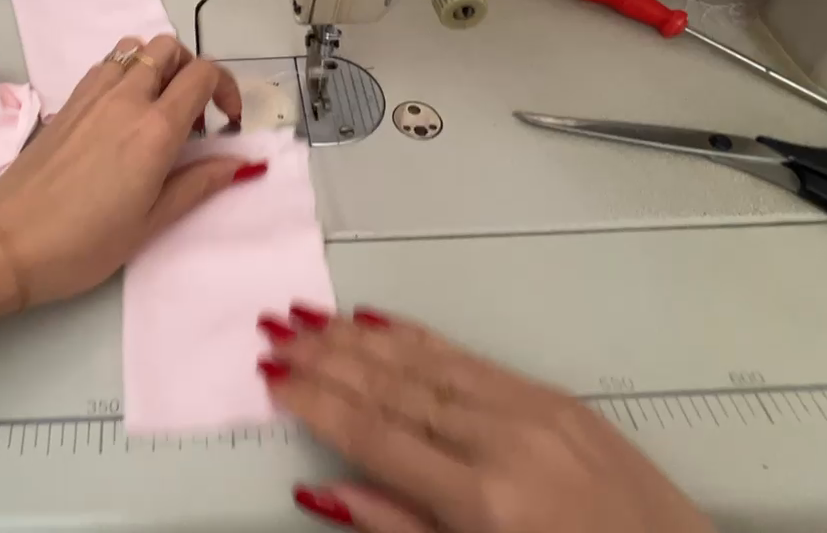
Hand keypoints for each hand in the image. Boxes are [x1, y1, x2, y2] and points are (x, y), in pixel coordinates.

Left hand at [0, 35, 252, 307]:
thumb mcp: (151, 222)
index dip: (227, 89)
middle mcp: (126, 98)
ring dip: (157, 65)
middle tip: (193, 116)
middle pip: (170, 48)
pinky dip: (125, 73)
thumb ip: (198, 183)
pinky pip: (106, 65)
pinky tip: (122, 115)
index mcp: (154, 128)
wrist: (6, 241)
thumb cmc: (83, 243)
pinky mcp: (68, 100)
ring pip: (135, 48)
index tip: (227, 123)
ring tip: (158, 109)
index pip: (204, 74)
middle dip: (193, 70)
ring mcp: (92, 94)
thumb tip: (241, 163)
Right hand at [262, 308, 711, 532]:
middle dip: (325, 355)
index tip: (272, 375)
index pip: (376, 435)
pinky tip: (376, 319)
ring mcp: (532, 408)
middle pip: (392, 386)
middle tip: (274, 327)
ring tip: (308, 315)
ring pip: (423, 361)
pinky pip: (468, 357)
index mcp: (486, 501)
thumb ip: (400, 528)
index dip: (316, 401)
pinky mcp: (554, 395)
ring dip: (357, 337)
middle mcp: (503, 439)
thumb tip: (321, 488)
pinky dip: (415, 336)